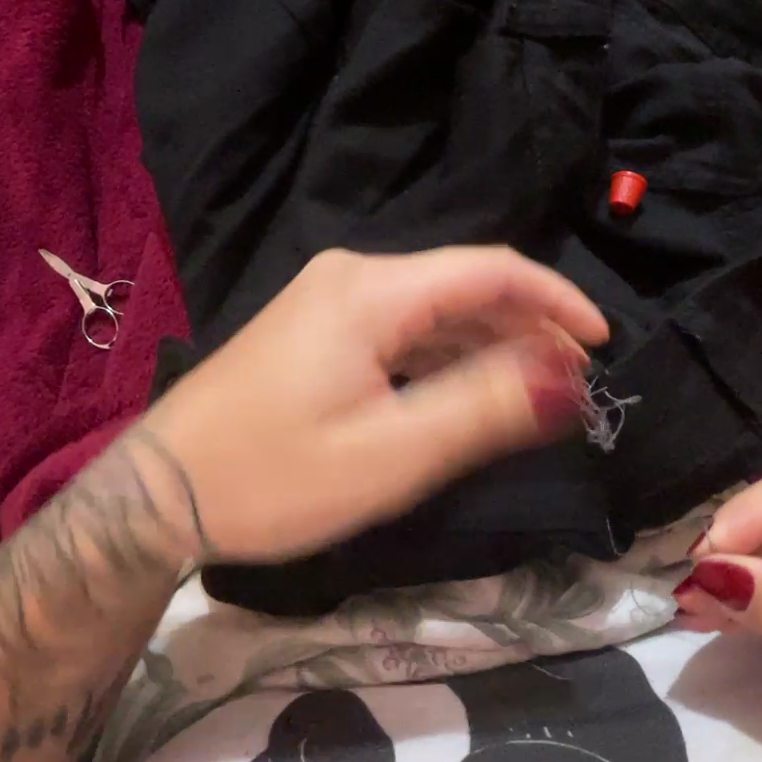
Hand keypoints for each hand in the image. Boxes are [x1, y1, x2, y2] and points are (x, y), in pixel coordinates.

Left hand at [124, 246, 607, 564]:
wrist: (160, 493)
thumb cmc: (273, 477)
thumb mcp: (390, 455)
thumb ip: (483, 410)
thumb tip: (567, 379)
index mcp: (371, 291)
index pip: (490, 268)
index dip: (556, 298)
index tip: (601, 342)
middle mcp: (353, 277)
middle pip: (465, 284)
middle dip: (528, 327)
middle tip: (573, 383)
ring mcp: (331, 300)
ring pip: (436, 308)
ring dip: (490, 343)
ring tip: (536, 391)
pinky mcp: (319, 329)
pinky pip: (404, 328)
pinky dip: (448, 354)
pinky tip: (469, 390)